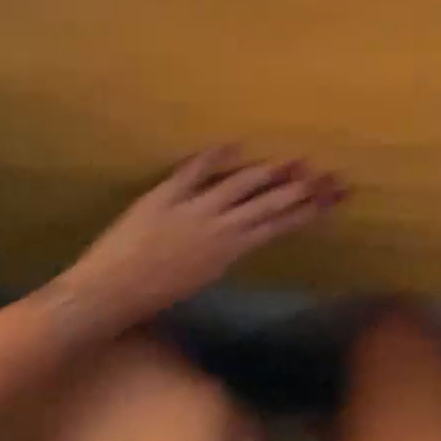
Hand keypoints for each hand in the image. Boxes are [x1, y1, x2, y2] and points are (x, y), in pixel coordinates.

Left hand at [55, 146, 347, 324]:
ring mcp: (193, 209)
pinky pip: (192, 172)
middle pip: (271, 203)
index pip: (281, 225)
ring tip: (297, 160)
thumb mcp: (202, 276)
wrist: (107, 294)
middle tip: (333, 176)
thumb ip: (225, 251)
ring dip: (270, 171)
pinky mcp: (163, 197)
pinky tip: (236, 144)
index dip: (310, 210)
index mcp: (231, 250)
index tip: (334, 199)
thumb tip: (247, 233)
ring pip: (240, 185)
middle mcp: (221, 227)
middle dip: (305, 189)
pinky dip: (213, 157)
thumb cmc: (153, 296)